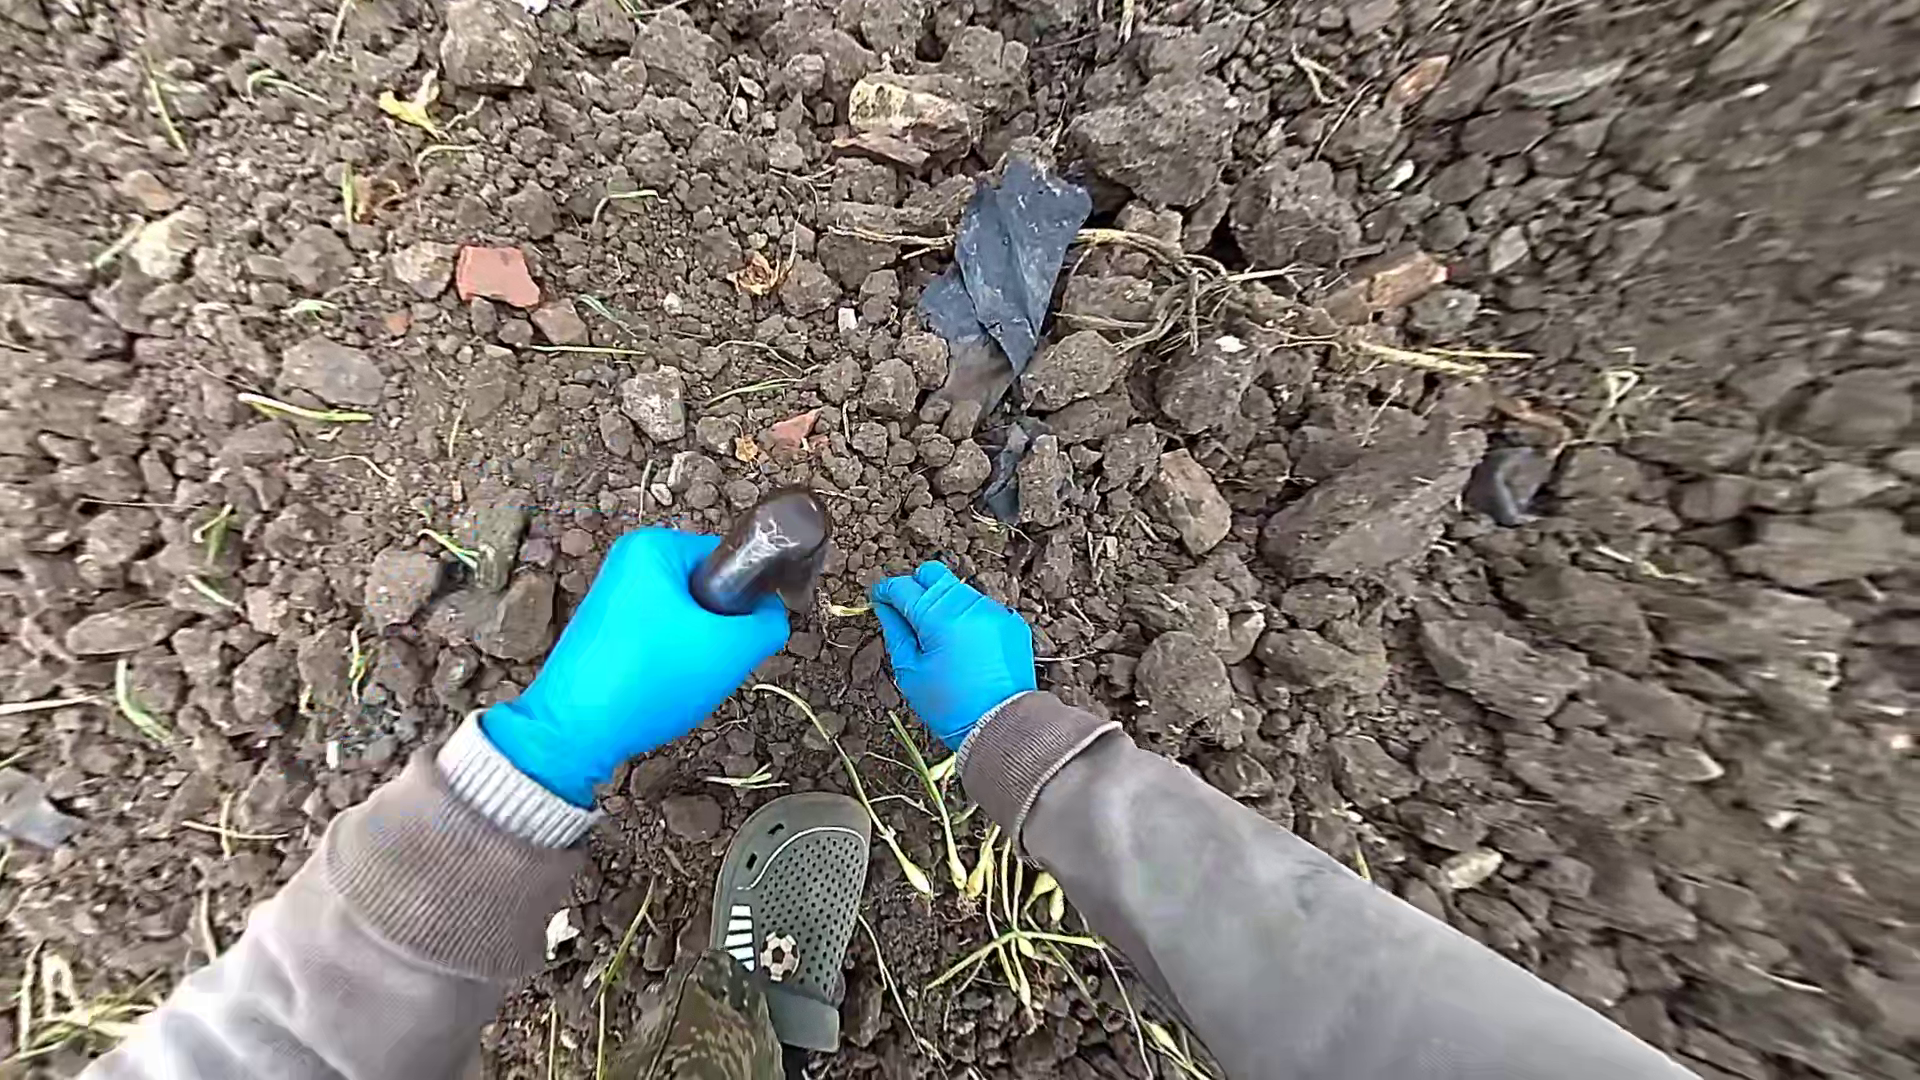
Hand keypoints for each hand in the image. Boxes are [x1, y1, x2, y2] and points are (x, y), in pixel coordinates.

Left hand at [483, 528, 789, 805]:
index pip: (731, 561)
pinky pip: (665, 630)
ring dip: (701, 643)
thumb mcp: (735, 648)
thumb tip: (772, 614)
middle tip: (715, 655)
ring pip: (691, 613)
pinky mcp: (608, 625)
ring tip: (688, 670)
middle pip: (711, 587)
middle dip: (722, 624)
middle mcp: (630, 560)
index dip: (747, 599)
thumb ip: (772, 621)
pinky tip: (667, 679)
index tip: (741, 632)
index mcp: (654, 546)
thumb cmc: (651, 679)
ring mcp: (615, 593)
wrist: (575, 735)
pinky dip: (675, 654)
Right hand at [871, 562, 1034, 748]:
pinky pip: (980, 606)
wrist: (1002, 724)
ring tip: (938, 636)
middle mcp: (968, 604)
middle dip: (915, 587)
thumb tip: (884, 607)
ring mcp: (992, 610)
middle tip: (907, 613)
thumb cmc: (952, 706)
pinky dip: (967, 615)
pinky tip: (964, 643)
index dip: (885, 591)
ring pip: (957, 588)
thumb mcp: (910, 672)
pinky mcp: (1010, 621)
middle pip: (932, 573)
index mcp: (938, 616)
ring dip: (942, 602)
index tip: (879, 599)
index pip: (902, 586)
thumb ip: (896, 632)